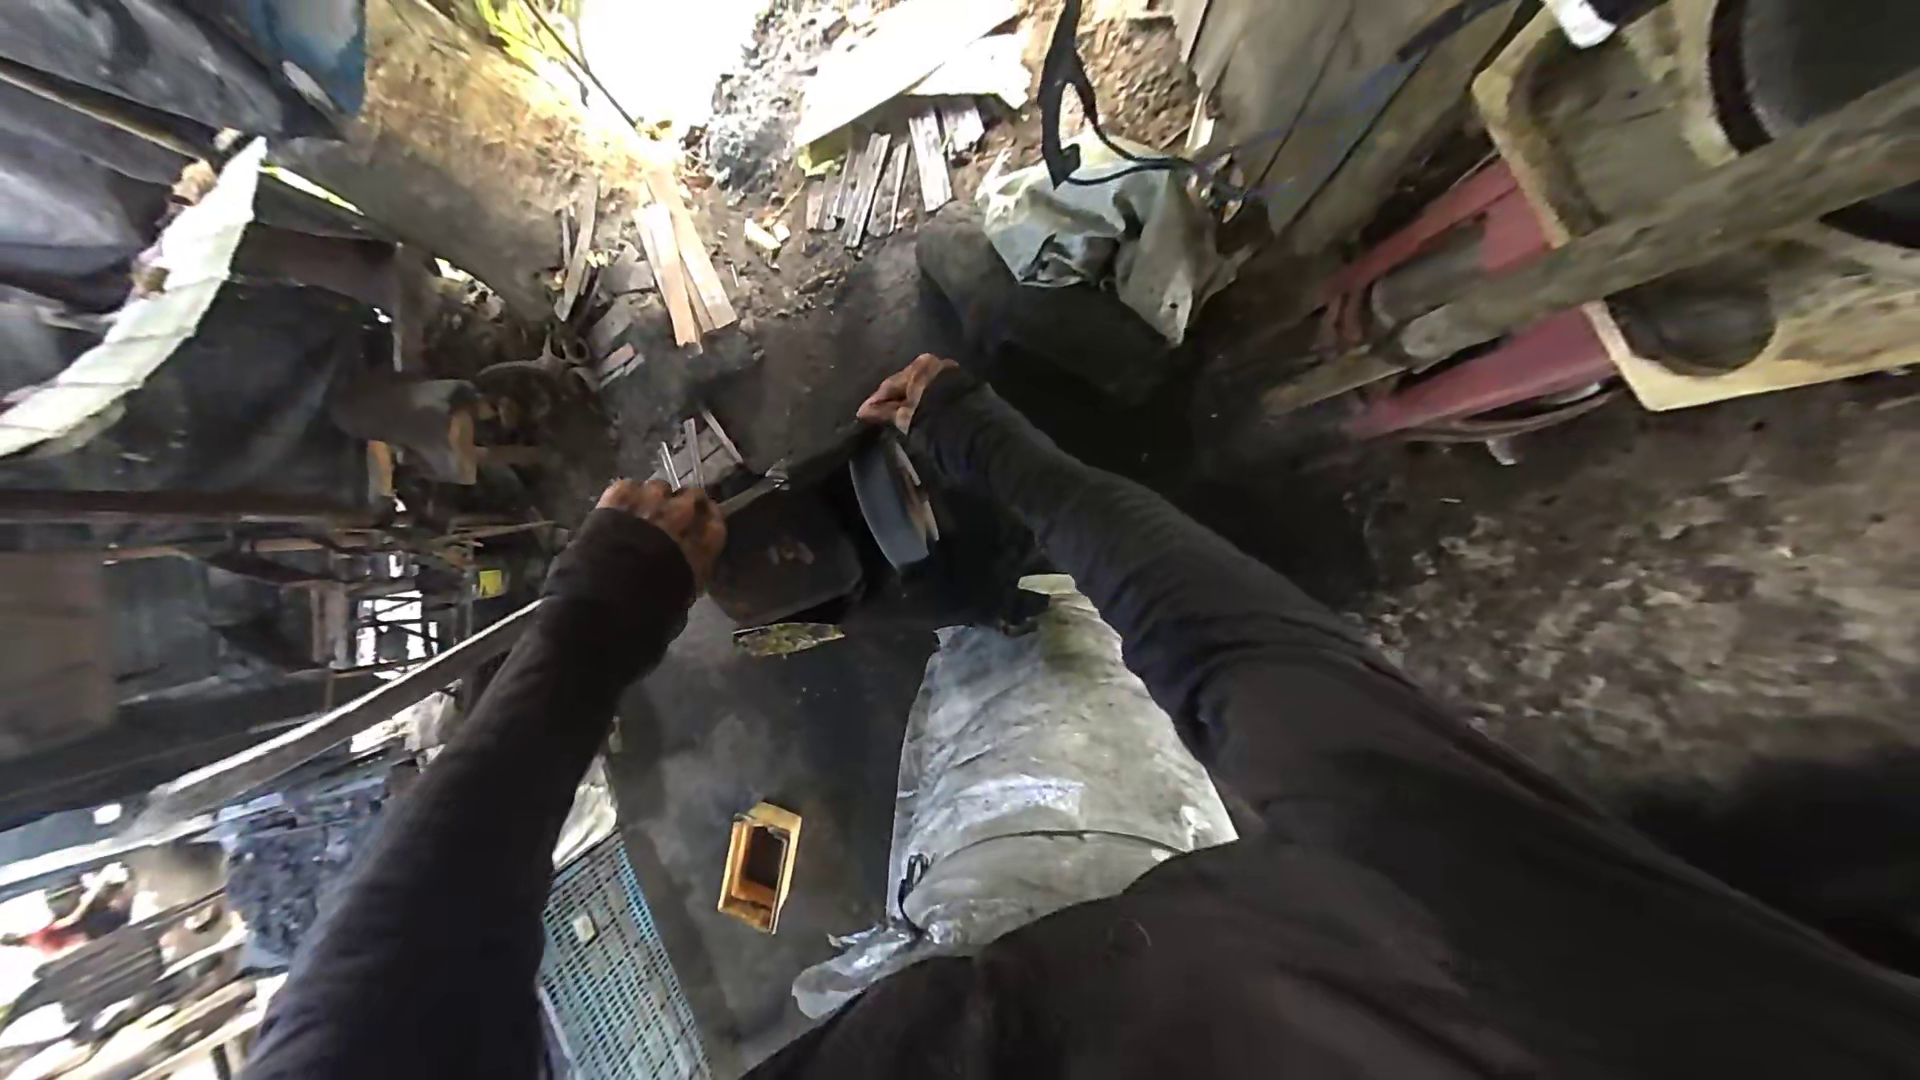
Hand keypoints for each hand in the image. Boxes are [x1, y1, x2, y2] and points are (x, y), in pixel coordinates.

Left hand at [595, 479, 725, 590]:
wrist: (609, 595)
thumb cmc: (654, 602)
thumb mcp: (688, 588)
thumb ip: (697, 566)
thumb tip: (693, 560)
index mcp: (704, 540)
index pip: (715, 517)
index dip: (709, 516)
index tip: (703, 519)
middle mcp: (682, 514)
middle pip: (691, 495)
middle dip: (684, 502)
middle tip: (672, 513)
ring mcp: (652, 502)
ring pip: (660, 486)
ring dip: (655, 496)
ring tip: (644, 509)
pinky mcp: (621, 496)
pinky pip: (629, 485)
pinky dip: (627, 495)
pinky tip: (621, 508)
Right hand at [856, 354, 956, 432]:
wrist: (969, 428)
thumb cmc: (931, 418)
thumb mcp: (905, 417)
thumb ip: (883, 413)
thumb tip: (863, 412)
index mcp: (920, 365)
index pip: (891, 383)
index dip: (876, 400)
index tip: (864, 413)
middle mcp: (936, 364)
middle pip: (908, 384)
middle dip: (894, 400)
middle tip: (879, 416)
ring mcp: (952, 375)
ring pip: (924, 390)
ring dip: (911, 403)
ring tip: (899, 418)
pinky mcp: (965, 389)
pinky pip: (937, 395)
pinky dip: (926, 405)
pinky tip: (920, 416)